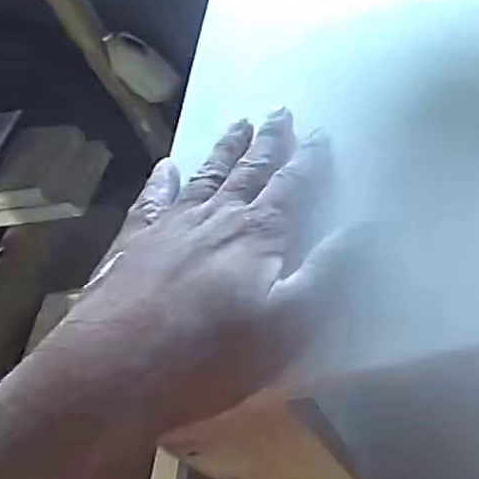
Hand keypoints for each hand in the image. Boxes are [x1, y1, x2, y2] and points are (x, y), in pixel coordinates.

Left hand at [23, 109, 344, 435]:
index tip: (320, 133)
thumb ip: (325, 272)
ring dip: (225, 149)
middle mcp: (217, 216)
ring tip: (238, 124)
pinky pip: (152, 199)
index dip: (309, 159)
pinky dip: (160, 180)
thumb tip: (362, 227)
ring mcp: (171, 224)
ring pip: (207, 175)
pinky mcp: (134, 239)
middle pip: (250, 169)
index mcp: (258, 234)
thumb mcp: (288, 323)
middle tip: (278, 111)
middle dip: (268, 141)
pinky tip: (165, 166)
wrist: (115, 367)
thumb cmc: (212, 355)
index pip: (293, 186)